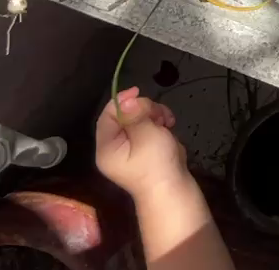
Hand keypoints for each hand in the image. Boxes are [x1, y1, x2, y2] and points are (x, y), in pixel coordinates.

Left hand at [95, 86, 190, 200]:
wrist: (171, 186)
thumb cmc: (155, 163)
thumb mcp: (146, 136)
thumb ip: (136, 116)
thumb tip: (128, 100)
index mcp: (107, 147)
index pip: (107, 116)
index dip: (121, 101)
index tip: (138, 91)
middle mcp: (115, 146)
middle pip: (124, 114)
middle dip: (144, 108)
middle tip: (158, 115)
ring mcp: (130, 145)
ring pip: (139, 117)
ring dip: (154, 113)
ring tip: (166, 121)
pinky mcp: (144, 144)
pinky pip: (148, 124)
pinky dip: (159, 120)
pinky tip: (168, 125)